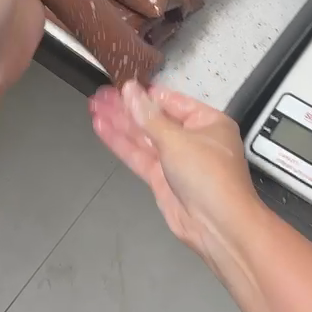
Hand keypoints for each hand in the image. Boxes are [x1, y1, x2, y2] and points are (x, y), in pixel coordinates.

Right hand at [89, 82, 260, 255]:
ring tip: (94, 108)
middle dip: (127, 108)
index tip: (120, 87)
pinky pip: (140, 156)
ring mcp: (176, 160)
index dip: (145, 95)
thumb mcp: (177, 140)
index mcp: (207, 122)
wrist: (217, 225)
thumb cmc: (208, 175)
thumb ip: (148, 116)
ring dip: (120, 124)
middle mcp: (193, 138)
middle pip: (154, 119)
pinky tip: (103, 129)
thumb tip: (130, 90)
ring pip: (144, 137)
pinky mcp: (162, 179)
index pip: (171, 102)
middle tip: (99, 96)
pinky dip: (121, 143)